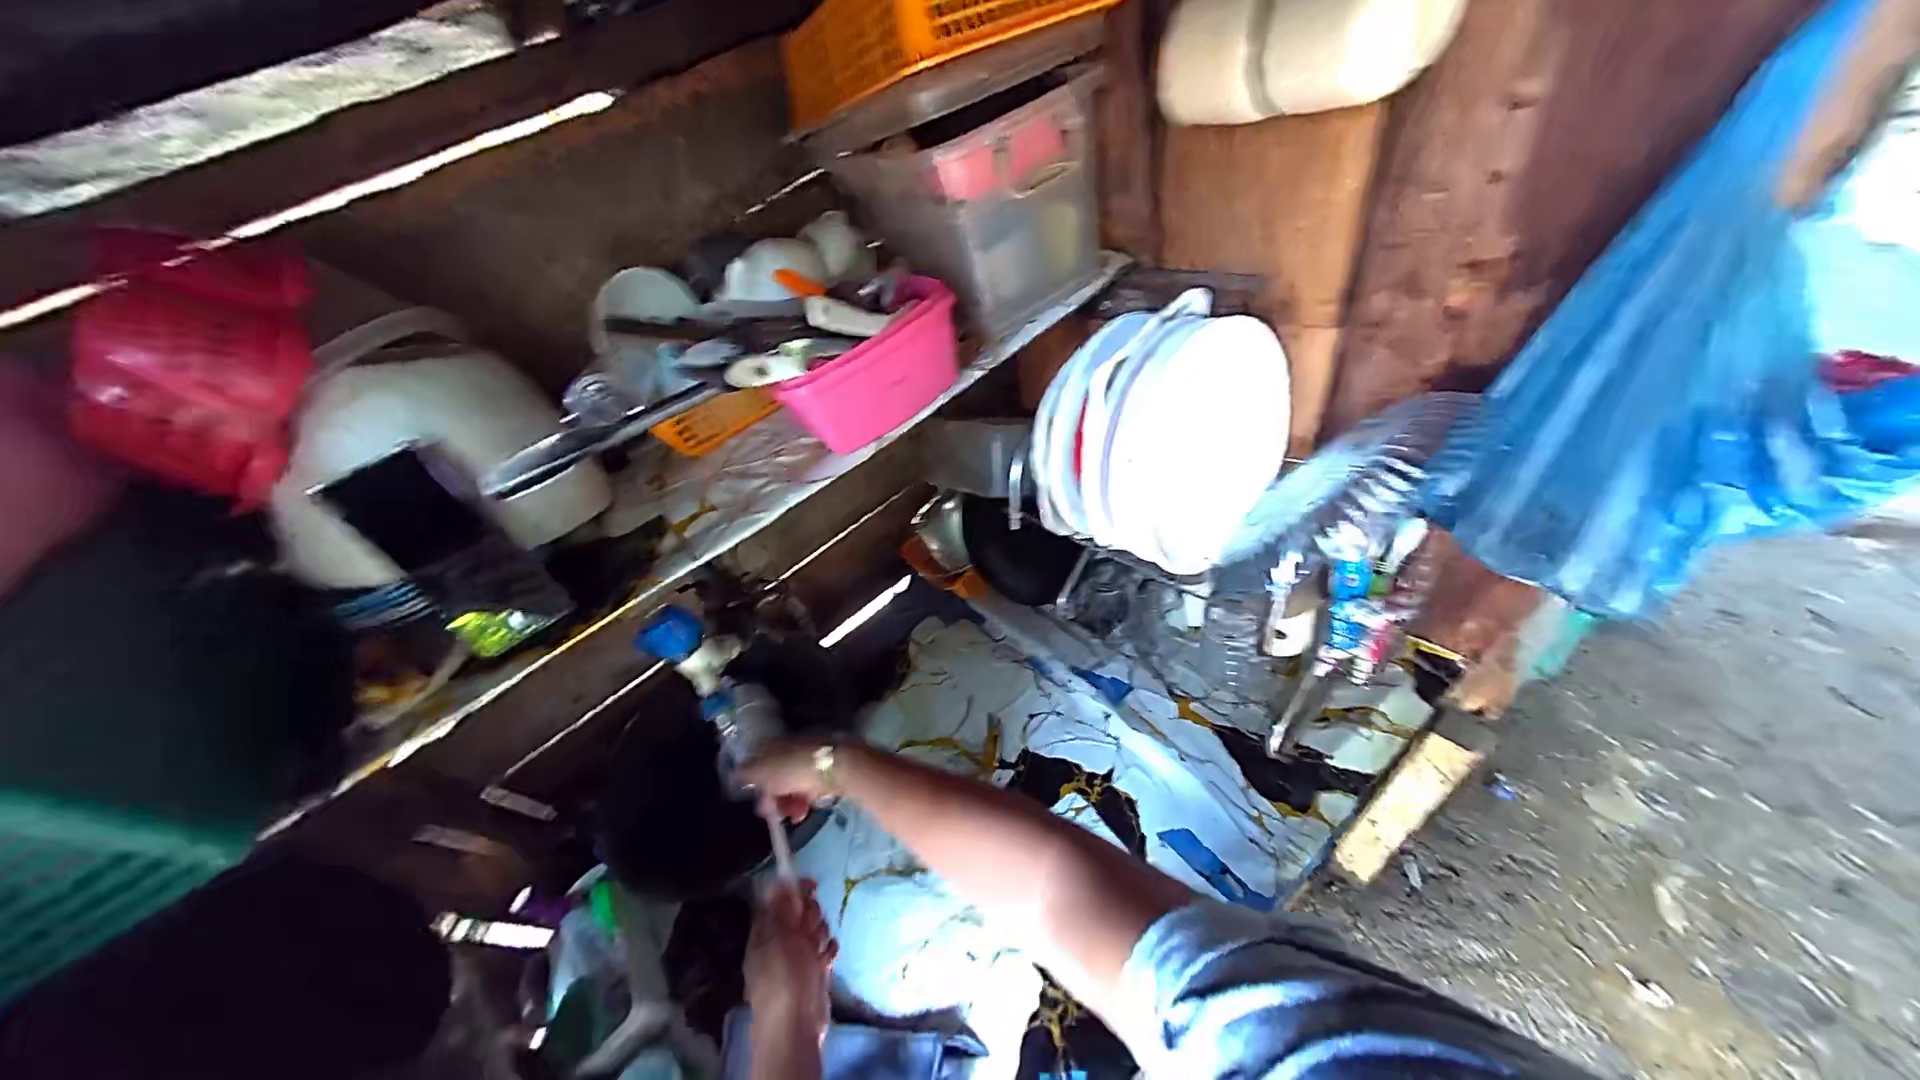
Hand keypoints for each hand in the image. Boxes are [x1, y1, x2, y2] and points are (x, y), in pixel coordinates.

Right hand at [739, 737, 842, 823]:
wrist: (834, 765)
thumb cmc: (793, 768)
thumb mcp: (761, 771)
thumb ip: (746, 773)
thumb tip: (736, 774)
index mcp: (773, 743)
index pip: (758, 762)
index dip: (755, 783)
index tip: (757, 801)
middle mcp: (791, 747)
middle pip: (777, 776)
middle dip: (774, 798)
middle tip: (774, 814)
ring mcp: (809, 758)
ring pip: (794, 784)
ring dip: (790, 803)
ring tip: (794, 816)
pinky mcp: (826, 769)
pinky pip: (810, 787)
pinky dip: (806, 800)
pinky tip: (805, 810)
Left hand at [744, 879, 836, 1035]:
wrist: (795, 1026)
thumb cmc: (783, 979)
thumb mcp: (779, 937)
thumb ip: (781, 907)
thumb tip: (779, 878)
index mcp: (764, 934)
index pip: (778, 901)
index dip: (794, 890)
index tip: (811, 885)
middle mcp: (779, 943)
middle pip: (799, 913)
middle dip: (810, 914)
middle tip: (809, 928)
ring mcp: (797, 958)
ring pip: (814, 929)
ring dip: (820, 932)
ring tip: (817, 948)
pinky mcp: (813, 971)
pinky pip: (824, 948)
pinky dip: (828, 949)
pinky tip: (827, 957)